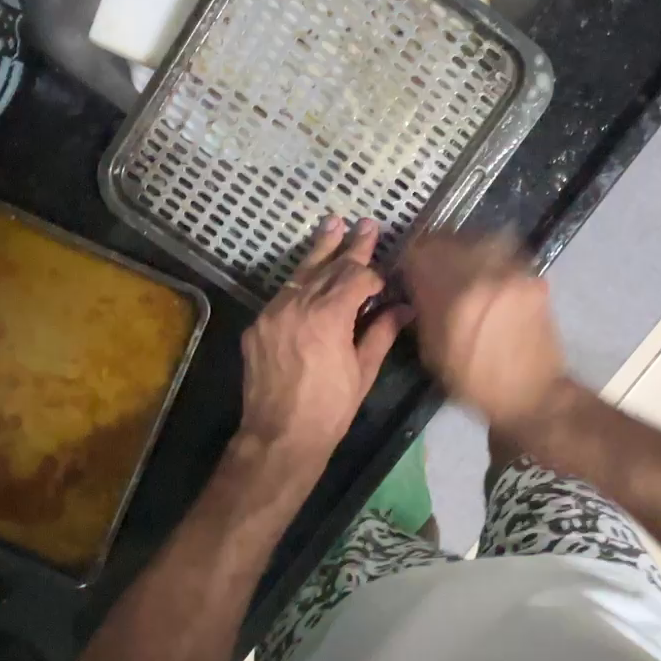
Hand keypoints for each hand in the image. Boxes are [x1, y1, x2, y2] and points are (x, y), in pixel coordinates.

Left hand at [238, 218, 412, 460]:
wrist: (279, 436)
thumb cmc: (329, 410)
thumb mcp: (363, 371)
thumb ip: (380, 332)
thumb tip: (403, 309)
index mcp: (328, 316)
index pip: (355, 277)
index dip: (373, 275)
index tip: (386, 278)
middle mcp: (297, 305)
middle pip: (329, 267)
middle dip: (350, 246)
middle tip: (366, 224)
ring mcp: (272, 313)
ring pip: (301, 274)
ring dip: (320, 251)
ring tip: (333, 224)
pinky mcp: (257, 326)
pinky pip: (283, 295)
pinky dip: (300, 283)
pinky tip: (310, 274)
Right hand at [401, 232, 567, 429]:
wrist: (532, 395)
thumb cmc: (476, 383)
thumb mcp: (434, 355)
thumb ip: (423, 314)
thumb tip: (415, 286)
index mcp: (453, 300)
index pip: (420, 255)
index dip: (409, 256)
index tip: (406, 264)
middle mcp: (483, 279)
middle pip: (449, 240)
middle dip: (434, 246)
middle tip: (428, 257)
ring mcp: (513, 276)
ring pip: (479, 240)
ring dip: (462, 245)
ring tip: (458, 258)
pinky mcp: (533, 279)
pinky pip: (505, 253)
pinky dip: (490, 254)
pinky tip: (486, 269)